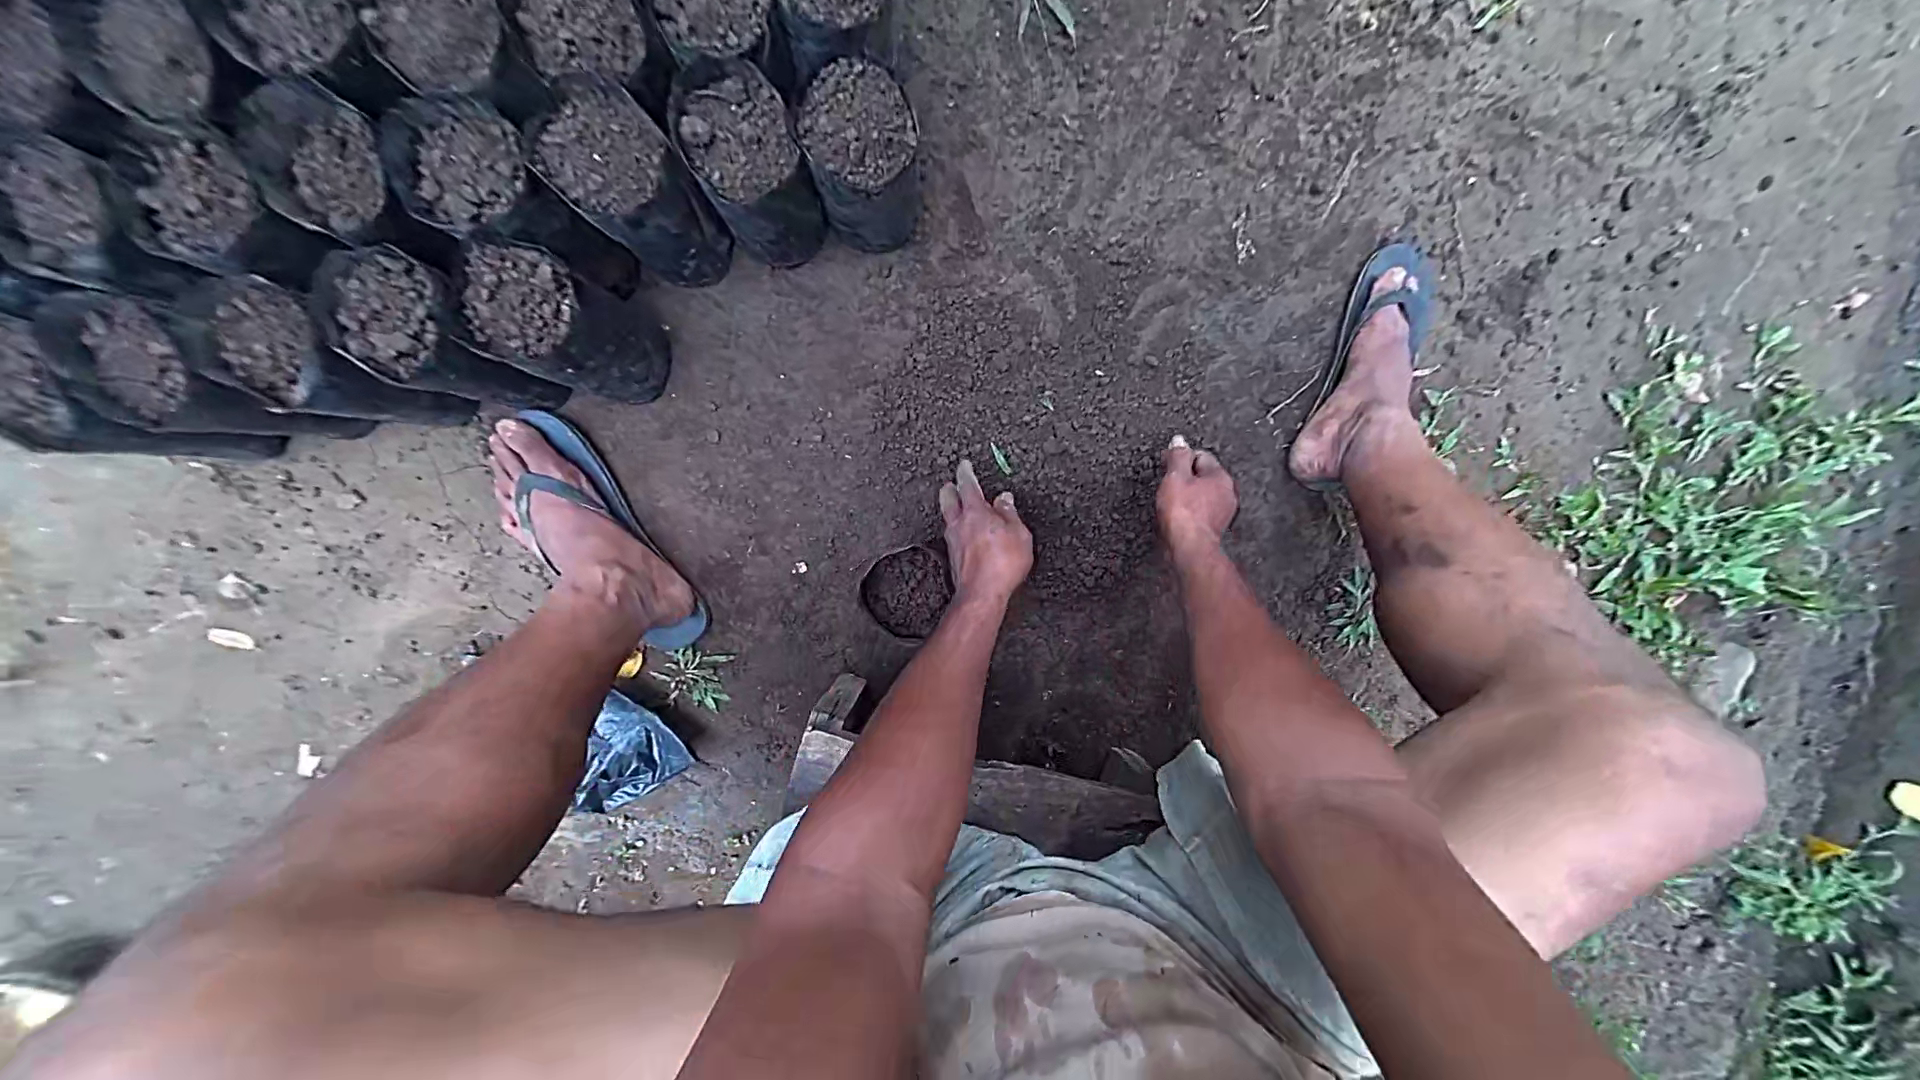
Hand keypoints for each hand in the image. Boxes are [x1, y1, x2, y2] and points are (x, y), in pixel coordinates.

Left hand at [939, 459, 1032, 604]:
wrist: (982, 594)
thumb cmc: (1002, 564)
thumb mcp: (1019, 534)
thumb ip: (1010, 514)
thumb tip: (1004, 499)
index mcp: (975, 512)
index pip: (967, 485)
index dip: (966, 473)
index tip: (964, 465)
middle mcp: (959, 524)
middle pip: (948, 499)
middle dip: (950, 488)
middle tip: (952, 483)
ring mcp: (952, 542)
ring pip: (948, 518)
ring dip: (952, 509)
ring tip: (958, 507)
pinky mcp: (952, 558)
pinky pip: (952, 536)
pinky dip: (957, 529)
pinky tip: (963, 534)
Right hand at [1157, 435, 1237, 554]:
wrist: (1190, 547)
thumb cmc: (1183, 513)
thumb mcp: (1175, 477)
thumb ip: (1177, 456)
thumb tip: (1179, 441)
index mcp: (1220, 476)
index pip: (1200, 456)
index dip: (1180, 458)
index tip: (1166, 464)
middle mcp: (1226, 492)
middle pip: (1202, 475)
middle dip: (1185, 477)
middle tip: (1167, 485)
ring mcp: (1222, 511)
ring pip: (1202, 494)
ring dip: (1188, 495)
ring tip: (1171, 502)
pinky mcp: (1214, 527)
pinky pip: (1200, 511)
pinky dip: (1190, 511)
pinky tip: (1178, 516)